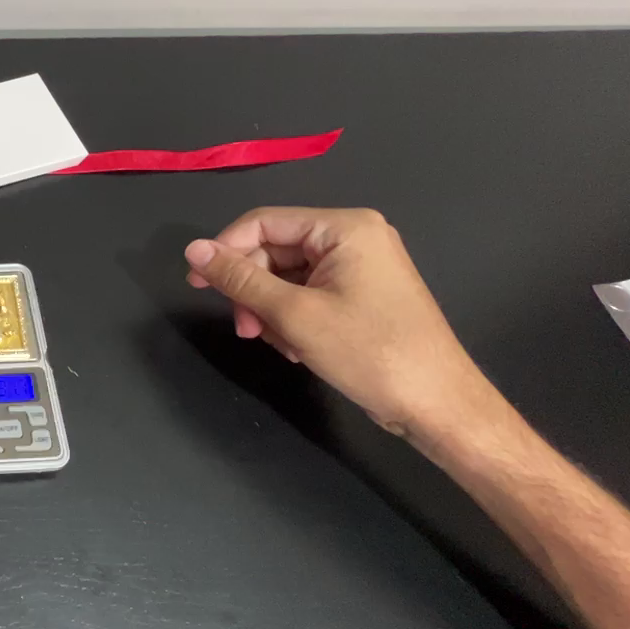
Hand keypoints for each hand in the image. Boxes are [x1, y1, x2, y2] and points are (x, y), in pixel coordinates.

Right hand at [184, 207, 499, 439]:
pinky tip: (296, 347)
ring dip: (269, 310)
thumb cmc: (368, 352)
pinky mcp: (359, 294)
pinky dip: (290, 318)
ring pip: (284, 277)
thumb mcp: (292, 314)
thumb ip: (238, 279)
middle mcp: (353, 237)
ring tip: (278, 344)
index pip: (262, 223)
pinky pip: (305, 293)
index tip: (196, 285)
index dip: (224, 251)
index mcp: (344, 228)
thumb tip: (192, 250)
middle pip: (272, 251)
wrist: (437, 405)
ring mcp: (358, 266)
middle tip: (245, 329)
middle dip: (251, 291)